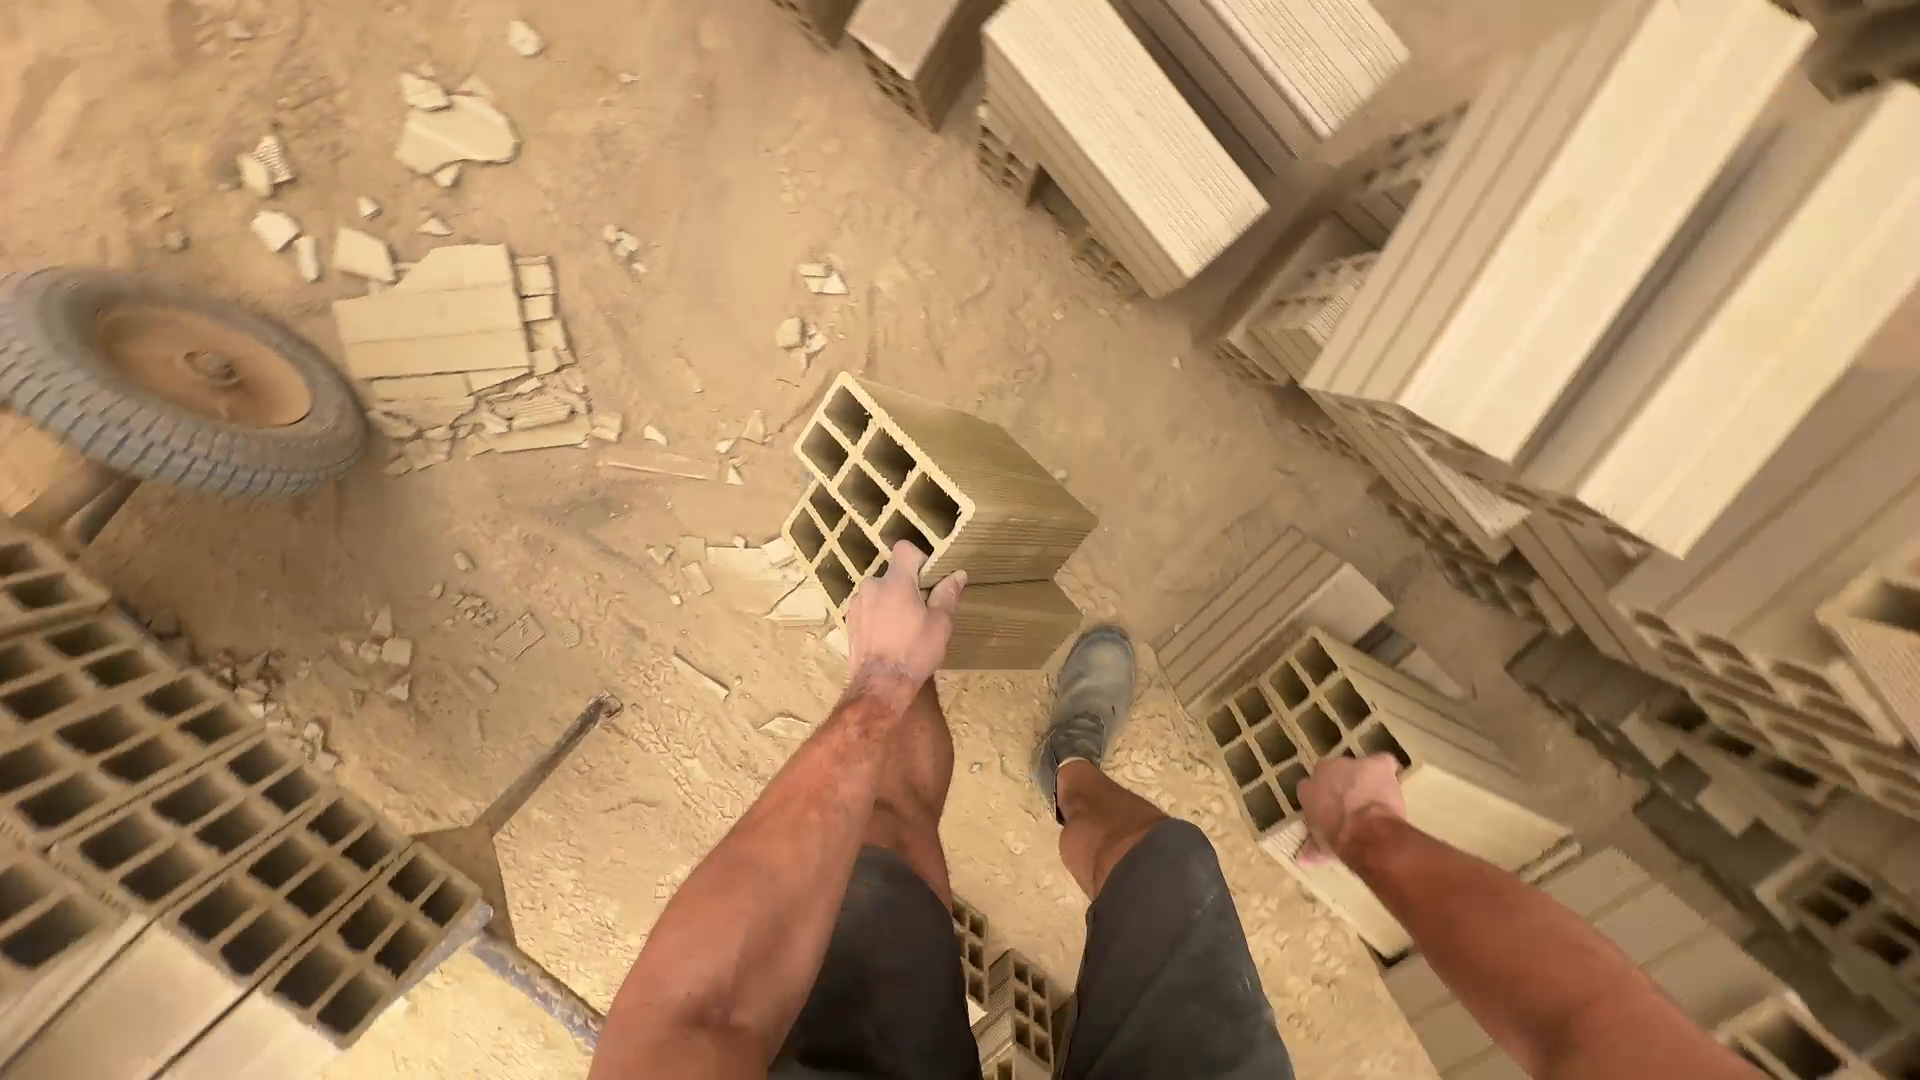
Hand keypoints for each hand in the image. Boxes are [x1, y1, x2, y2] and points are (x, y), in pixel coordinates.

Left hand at [843, 542, 965, 709]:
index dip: (920, 559)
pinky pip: (868, 608)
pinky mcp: (849, 621)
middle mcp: (872, 586)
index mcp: (895, 582)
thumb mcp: (940, 624)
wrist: (880, 685)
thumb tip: (958, 574)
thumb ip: (948, 594)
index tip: (929, 580)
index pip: (905, 549)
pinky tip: (888, 638)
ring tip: (904, 629)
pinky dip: (878, 615)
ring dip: (891, 602)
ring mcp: (857, 604)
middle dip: (907, 586)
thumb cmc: (914, 652)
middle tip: (921, 611)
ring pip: (880, 592)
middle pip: (893, 574)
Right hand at [1297, 754, 1407, 865]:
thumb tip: (1302, 861)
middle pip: (1333, 773)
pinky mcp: (1376, 764)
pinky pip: (1384, 762)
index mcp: (1307, 789)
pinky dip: (1388, 770)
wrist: (1365, 831)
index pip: (1312, 789)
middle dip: (1343, 785)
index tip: (1334, 812)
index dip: (1325, 799)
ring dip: (1365, 778)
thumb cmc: (1338, 840)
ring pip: (1359, 767)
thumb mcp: (1322, 848)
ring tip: (1378, 797)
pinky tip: (1393, 782)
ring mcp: (1351, 764)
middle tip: (1355, 804)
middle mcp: (1324, 770)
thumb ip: (1313, 850)